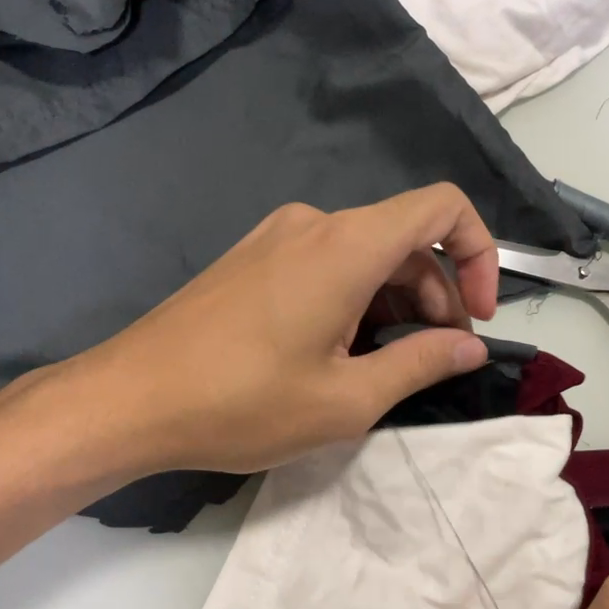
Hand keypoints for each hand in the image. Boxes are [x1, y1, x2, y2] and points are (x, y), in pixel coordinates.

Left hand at [73, 183, 499, 475]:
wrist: (129, 399)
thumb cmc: (242, 402)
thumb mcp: (346, 399)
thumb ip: (420, 364)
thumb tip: (469, 346)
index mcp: (346, 245)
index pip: (442, 207)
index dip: (479, 253)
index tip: (477, 317)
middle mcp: (314, 223)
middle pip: (404, 237)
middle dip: (437, 293)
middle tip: (435, 359)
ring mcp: (276, 236)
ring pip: (365, 252)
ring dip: (395, 301)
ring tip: (383, 366)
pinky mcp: (252, 257)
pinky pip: (326, 262)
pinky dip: (354, 297)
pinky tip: (338, 352)